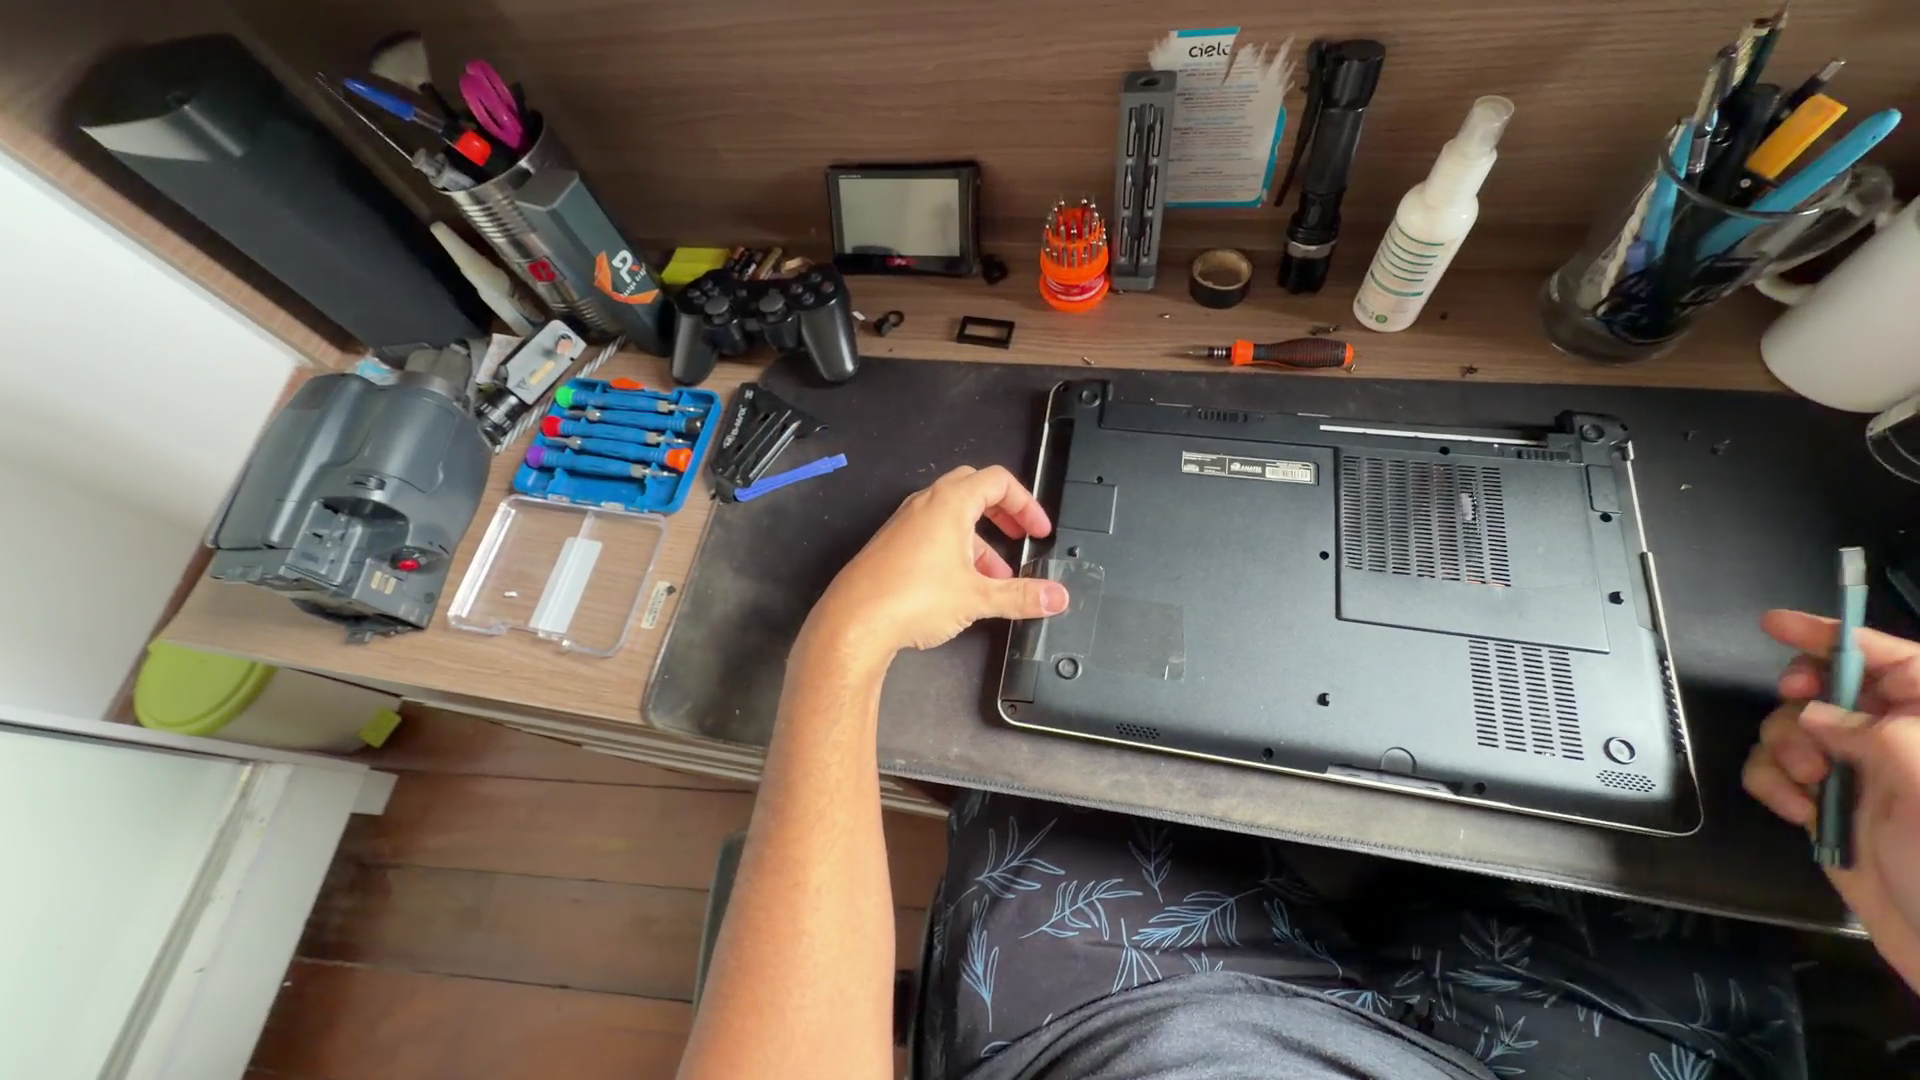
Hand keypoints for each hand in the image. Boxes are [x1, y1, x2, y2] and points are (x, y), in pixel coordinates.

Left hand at [805, 465, 1068, 658]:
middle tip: (1020, 535)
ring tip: (997, 575)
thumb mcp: (977, 598)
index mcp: (949, 503)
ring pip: (951, 518)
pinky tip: (962, 586)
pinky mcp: (891, 547)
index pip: (997, 481)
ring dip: (979, 539)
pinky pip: (930, 535)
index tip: (1038, 528)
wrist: (854, 622)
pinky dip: (954, 550)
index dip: (1025, 502)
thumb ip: (1021, 595)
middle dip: (1002, 513)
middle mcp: (924, 506)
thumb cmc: (909, 597)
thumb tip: (1055, 597)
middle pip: (973, 491)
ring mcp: (904, 525)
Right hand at [1743, 609, 1919, 989]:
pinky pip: (1772, 774)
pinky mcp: (1825, 806)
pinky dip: (1772, 786)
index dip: (1834, 639)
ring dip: (1783, 752)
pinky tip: (1797, 811)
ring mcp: (1861, 778)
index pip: (1894, 664)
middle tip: (1802, 722)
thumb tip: (1817, 713)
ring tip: (1809, 786)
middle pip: (1825, 693)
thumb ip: (1878, 735)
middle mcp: (1899, 747)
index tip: (1777, 625)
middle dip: (1800, 706)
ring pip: (1789, 732)